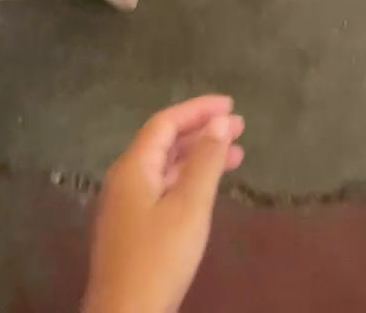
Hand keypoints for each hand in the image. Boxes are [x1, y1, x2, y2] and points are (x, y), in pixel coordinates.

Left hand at [84, 95, 245, 312]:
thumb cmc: (158, 259)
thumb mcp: (190, 206)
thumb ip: (205, 160)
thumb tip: (219, 121)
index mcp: (133, 168)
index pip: (165, 123)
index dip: (198, 110)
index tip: (231, 105)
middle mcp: (125, 180)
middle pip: (165, 142)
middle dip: (203, 131)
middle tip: (240, 127)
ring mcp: (126, 206)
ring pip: (166, 167)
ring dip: (199, 156)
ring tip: (236, 154)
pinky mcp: (132, 229)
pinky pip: (164, 188)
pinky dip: (189, 179)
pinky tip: (210, 187)